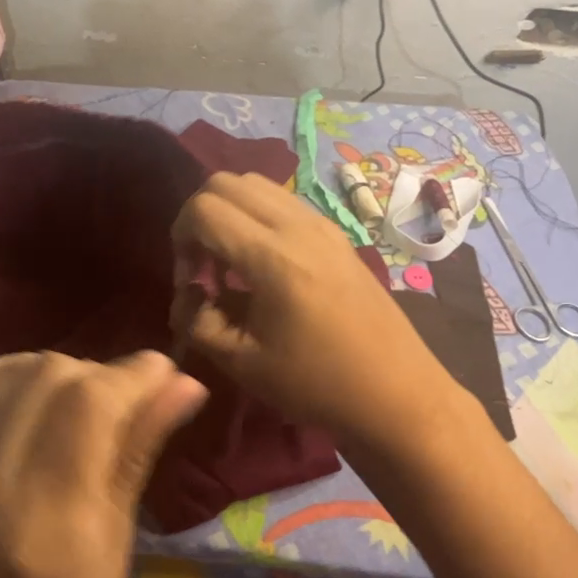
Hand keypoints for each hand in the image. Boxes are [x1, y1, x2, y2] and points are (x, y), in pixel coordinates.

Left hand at [0, 351, 207, 577]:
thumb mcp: (111, 562)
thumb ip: (136, 459)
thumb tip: (184, 384)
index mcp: (43, 526)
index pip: (88, 404)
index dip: (133, 374)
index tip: (167, 369)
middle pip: (47, 377)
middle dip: (101, 372)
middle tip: (133, 395)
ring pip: (8, 371)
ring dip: (58, 371)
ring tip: (88, 399)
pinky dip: (16, 380)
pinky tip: (40, 400)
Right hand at [171, 172, 455, 439]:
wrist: (397, 394)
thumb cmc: (317, 384)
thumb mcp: (242, 363)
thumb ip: (197, 321)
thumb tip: (186, 295)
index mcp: (272, 258)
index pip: (203, 209)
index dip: (180, 239)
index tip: (190, 282)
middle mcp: (297, 227)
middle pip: (224, 182)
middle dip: (199, 216)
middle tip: (202, 265)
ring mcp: (321, 224)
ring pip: (254, 183)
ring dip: (228, 212)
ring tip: (231, 262)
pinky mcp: (334, 231)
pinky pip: (281, 199)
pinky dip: (256, 215)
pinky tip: (262, 264)